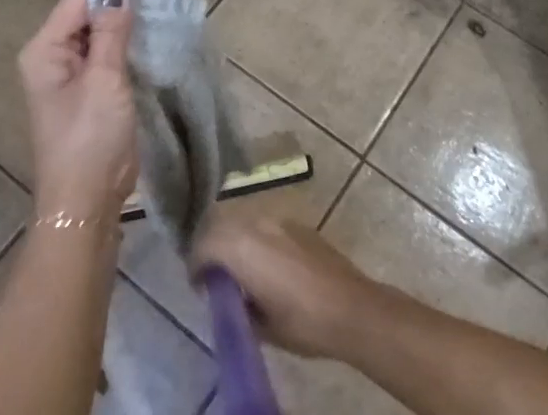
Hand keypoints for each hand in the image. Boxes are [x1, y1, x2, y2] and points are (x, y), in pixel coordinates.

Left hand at [19, 0, 137, 224]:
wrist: (86, 203)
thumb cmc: (91, 139)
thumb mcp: (105, 80)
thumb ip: (112, 31)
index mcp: (45, 49)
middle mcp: (52, 57)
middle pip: (87, 14)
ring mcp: (70, 76)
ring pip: (100, 35)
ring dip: (127, 23)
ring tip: (163, 2)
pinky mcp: (89, 93)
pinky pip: (107, 57)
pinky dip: (127, 46)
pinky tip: (153, 35)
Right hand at [192, 212, 384, 357]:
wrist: (352, 309)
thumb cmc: (302, 322)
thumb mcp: (259, 325)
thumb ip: (236, 305)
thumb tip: (228, 297)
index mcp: (242, 247)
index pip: (204, 245)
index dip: (195, 265)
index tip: (198, 287)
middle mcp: (258, 225)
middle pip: (221, 225)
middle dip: (211, 247)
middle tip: (214, 276)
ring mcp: (281, 222)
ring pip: (245, 222)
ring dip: (235, 240)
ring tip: (240, 269)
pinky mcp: (300, 226)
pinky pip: (267, 226)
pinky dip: (257, 239)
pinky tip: (267, 264)